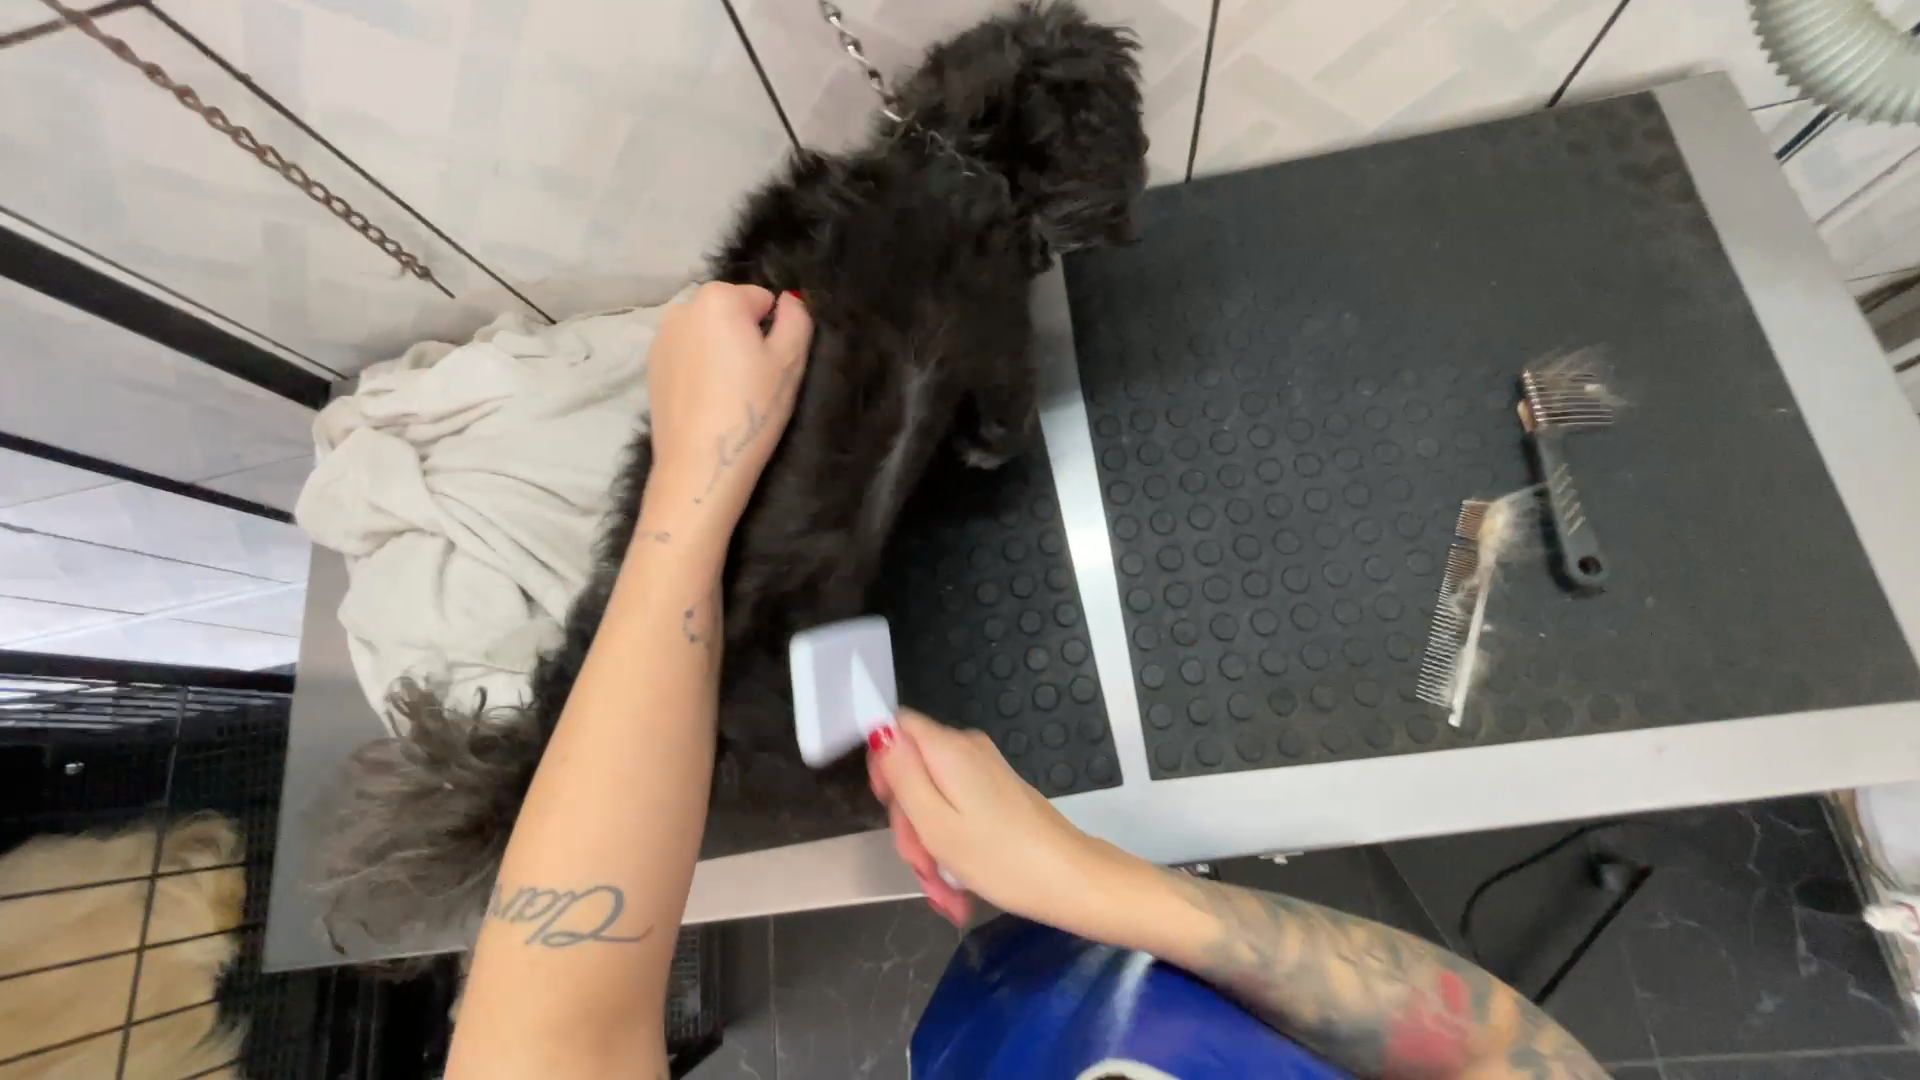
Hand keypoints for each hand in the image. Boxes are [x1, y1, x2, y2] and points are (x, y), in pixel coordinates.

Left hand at [642, 283, 811, 532]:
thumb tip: (791, 300)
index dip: (774, 331)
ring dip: (721, 351)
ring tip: (729, 393)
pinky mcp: (652, 365)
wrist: (699, 462)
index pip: (763, 300)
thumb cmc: (751, 409)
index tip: (771, 365)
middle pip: (731, 313)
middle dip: (745, 337)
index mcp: (719, 298)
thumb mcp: (791, 363)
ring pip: (708, 334)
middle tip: (753, 381)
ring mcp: (661, 336)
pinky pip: (688, 354)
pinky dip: (701, 368)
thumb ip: (798, 320)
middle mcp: (683, 307)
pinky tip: (708, 401)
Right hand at [867, 711, 1123, 929]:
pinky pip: (958, 812)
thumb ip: (902, 773)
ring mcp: (985, 772)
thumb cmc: (998, 857)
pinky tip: (959, 888)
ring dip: (931, 847)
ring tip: (945, 893)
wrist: (1070, 881)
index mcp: (948, 750)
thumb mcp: (934, 821)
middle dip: (910, 824)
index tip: (888, 805)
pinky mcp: (998, 794)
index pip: (898, 726)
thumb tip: (880, 731)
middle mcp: (967, 751)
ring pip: (934, 801)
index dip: (882, 762)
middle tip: (923, 867)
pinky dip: (952, 847)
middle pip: (914, 771)